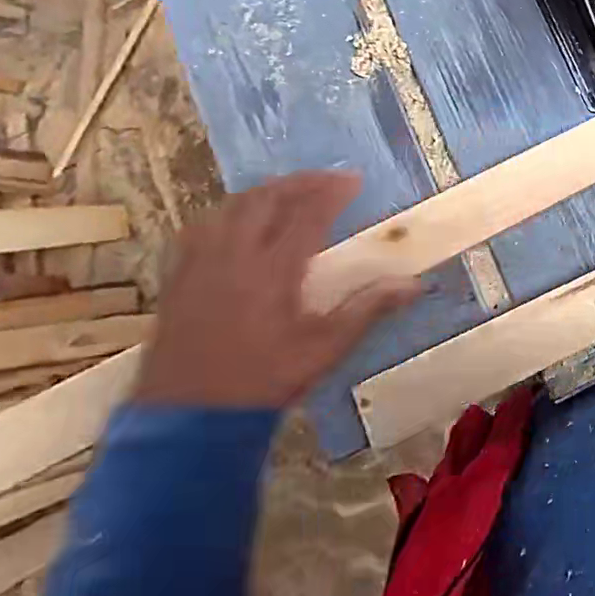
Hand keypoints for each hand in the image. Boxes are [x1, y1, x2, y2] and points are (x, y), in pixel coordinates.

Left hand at [133, 171, 417, 408]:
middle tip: (327, 179)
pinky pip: (201, 227)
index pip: (307, 214)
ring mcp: (200, 265)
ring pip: (229, 208)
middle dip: (299, 183)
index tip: (353, 179)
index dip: (332, 191)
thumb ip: (369, 309)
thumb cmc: (265, 379)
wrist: (189, 416)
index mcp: (273, 271)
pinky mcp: (179, 278)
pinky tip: (239, 221)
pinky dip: (228, 212)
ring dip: (264, 193)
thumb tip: (414, 284)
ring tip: (289, 192)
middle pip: (265, 200)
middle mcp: (234, 257)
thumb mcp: (326, 348)